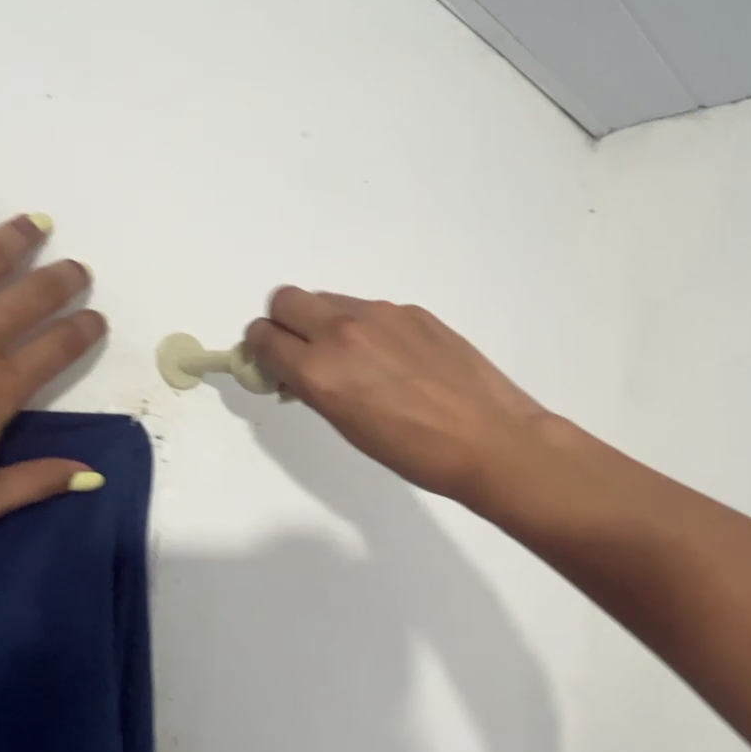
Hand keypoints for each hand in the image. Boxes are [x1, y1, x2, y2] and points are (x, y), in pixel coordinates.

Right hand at [246, 288, 555, 504]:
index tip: (274, 367)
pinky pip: (370, 309)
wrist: (488, 439)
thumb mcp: (348, 427)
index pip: (262, 336)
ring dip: (326, 323)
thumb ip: (313, 388)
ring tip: (359, 362)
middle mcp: (343, 331)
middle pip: (286, 300)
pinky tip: (398, 361)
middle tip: (305, 354)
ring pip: (329, 300)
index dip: (261, 351)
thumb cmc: (414, 452)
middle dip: (284, 324)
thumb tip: (295, 370)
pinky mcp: (412, 310)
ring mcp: (381, 314)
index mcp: (320, 369)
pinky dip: (368, 328)